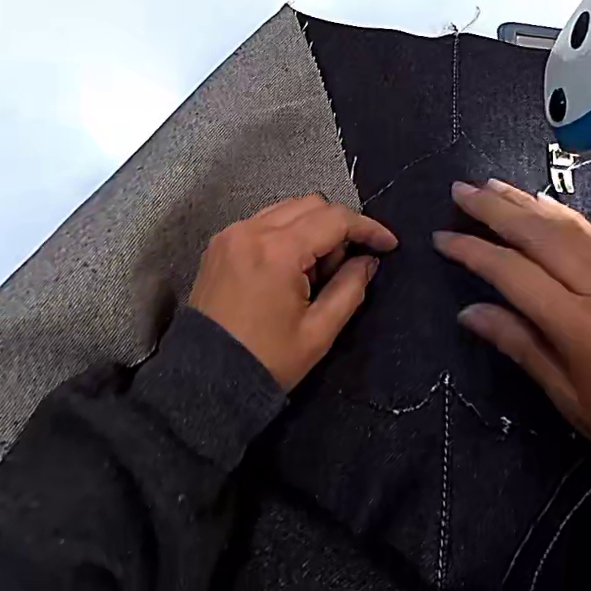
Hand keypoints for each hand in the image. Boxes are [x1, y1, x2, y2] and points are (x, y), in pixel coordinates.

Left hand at [188, 194, 398, 390]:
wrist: (201, 385)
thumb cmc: (265, 361)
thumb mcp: (318, 332)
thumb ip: (350, 288)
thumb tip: (367, 260)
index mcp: (278, 251)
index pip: (335, 219)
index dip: (367, 228)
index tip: (388, 244)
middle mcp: (253, 230)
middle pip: (313, 205)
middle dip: (338, 228)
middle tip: (344, 267)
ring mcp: (232, 234)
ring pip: (289, 208)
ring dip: (313, 228)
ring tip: (315, 271)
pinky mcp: (220, 244)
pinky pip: (265, 221)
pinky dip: (287, 233)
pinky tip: (289, 269)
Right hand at [436, 179, 590, 443]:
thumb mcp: (565, 395)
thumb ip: (518, 344)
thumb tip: (470, 311)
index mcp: (578, 324)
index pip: (514, 273)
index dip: (474, 251)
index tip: (443, 237)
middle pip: (538, 235)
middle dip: (495, 209)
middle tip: (461, 190)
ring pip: (564, 224)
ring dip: (524, 200)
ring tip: (492, 185)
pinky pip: (590, 229)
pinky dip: (561, 210)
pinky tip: (542, 200)